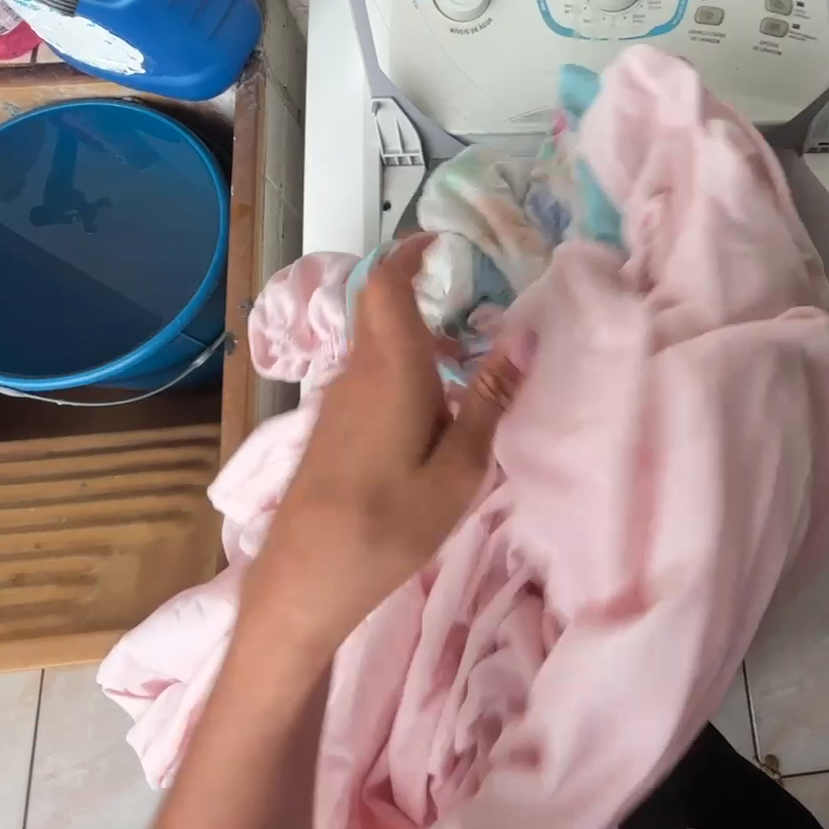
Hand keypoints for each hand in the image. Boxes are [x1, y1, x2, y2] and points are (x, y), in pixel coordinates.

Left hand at [245, 234, 524, 649]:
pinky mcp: (330, 429)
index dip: (408, 253)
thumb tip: (524, 336)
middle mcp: (357, 373)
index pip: (386, 284)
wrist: (304, 584)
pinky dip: (402, 372)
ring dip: (417, 341)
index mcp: (391, 370)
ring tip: (466, 371)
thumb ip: (490, 399)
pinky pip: (369, 378)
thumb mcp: (459, 470)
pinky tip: (431, 418)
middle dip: (422, 296)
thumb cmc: (390, 525)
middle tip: (475, 312)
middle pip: (381, 311)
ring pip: (377, 347)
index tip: (441, 244)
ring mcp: (336, 402)